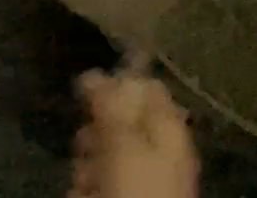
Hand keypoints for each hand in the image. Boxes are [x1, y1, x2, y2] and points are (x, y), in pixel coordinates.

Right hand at [70, 72, 198, 197]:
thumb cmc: (136, 192)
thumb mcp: (123, 142)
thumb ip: (110, 104)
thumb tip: (93, 71)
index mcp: (170, 136)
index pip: (148, 90)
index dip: (119, 83)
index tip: (92, 87)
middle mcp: (155, 152)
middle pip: (116, 118)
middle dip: (95, 128)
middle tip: (91, 141)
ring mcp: (135, 177)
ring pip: (98, 147)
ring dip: (87, 159)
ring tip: (90, 178)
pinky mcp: (114, 195)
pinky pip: (91, 176)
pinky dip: (86, 184)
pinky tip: (86, 193)